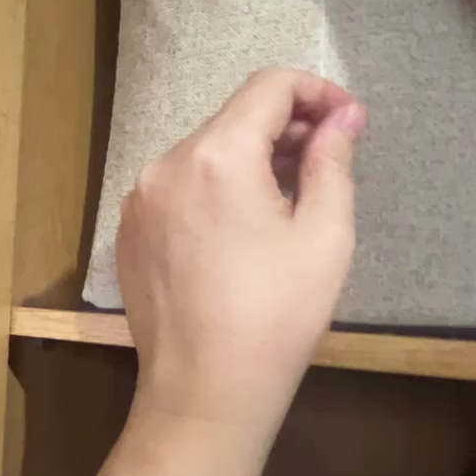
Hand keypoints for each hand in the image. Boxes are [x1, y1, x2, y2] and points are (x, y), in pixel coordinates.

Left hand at [117, 69, 366, 441]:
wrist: (203, 389)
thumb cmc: (275, 315)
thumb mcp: (324, 234)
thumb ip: (332, 160)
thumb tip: (343, 115)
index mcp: (214, 156)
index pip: (268, 86)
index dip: (317, 92)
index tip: (348, 123)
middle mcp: (164, 166)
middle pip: (233, 120)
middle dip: (285, 129)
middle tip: (327, 164)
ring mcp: (138, 200)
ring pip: (202, 154)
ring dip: (249, 161)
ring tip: (287, 202)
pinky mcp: (128, 232)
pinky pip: (177, 189)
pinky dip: (213, 190)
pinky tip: (239, 231)